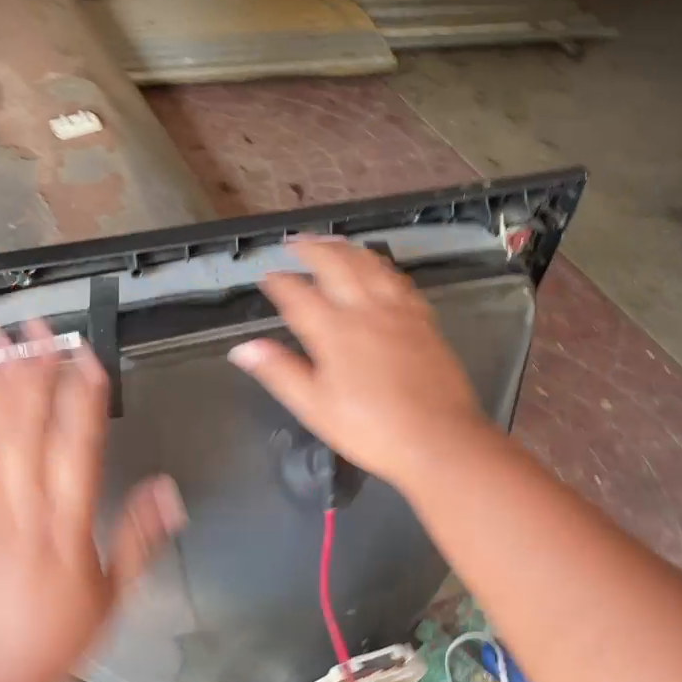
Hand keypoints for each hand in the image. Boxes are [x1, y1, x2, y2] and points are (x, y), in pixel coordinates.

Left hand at [0, 320, 185, 681]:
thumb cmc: (49, 651)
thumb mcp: (110, 602)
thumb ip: (137, 542)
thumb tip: (167, 492)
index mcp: (66, 533)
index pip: (79, 451)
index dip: (84, 399)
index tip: (88, 358)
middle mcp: (20, 517)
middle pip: (29, 433)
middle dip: (37, 375)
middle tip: (41, 330)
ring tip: (3, 345)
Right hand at [228, 239, 494, 486]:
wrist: (437, 438)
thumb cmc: (372, 429)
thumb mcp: (315, 407)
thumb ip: (280, 371)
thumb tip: (244, 349)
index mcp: (334, 331)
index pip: (298, 294)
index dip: (279, 282)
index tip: (267, 276)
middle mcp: (366, 310)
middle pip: (335, 264)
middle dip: (311, 248)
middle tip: (295, 242)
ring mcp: (398, 311)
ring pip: (370, 264)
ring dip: (346, 248)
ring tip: (332, 242)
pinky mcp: (423, 319)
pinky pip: (398, 279)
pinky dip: (381, 265)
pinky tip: (378, 268)